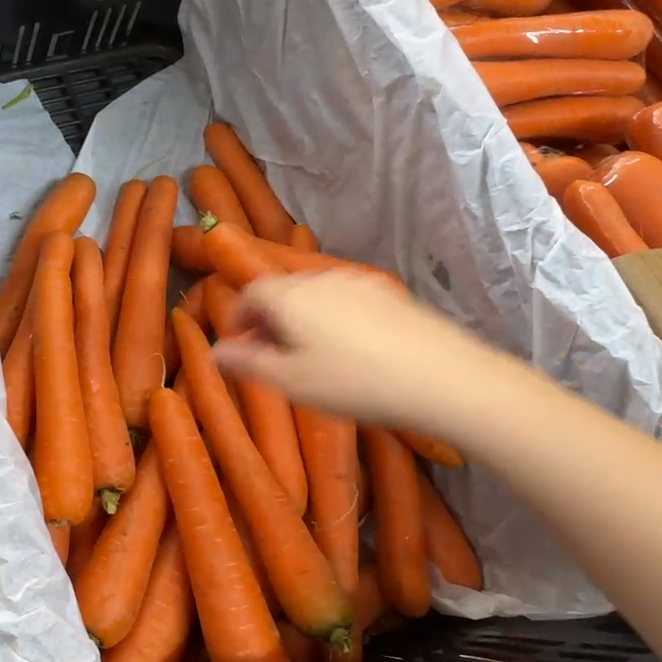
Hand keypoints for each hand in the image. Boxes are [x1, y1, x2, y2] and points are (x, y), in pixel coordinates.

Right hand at [212, 270, 525, 434]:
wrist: (447, 378)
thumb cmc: (356, 382)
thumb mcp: (291, 382)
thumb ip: (247, 363)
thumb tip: (213, 351)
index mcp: (288, 295)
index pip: (248, 294)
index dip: (236, 319)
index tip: (237, 346)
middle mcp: (319, 279)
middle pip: (281, 291)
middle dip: (268, 320)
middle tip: (270, 356)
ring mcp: (359, 284)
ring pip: (314, 296)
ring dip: (301, 320)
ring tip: (309, 357)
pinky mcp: (392, 297)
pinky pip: (346, 302)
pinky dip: (334, 321)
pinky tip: (350, 354)